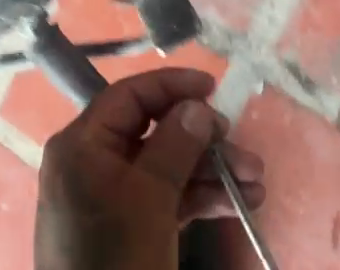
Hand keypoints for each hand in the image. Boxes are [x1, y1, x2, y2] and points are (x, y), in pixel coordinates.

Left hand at [35, 68, 265, 269]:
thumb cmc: (116, 256)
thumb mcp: (149, 197)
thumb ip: (175, 145)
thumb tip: (197, 106)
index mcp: (82, 143)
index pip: (128, 96)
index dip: (171, 86)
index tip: (214, 87)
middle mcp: (92, 161)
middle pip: (151, 131)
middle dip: (201, 138)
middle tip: (240, 147)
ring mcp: (109, 197)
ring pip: (164, 167)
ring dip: (210, 171)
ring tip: (257, 182)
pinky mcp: (127, 228)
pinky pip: (165, 198)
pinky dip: (199, 199)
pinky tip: (240, 204)